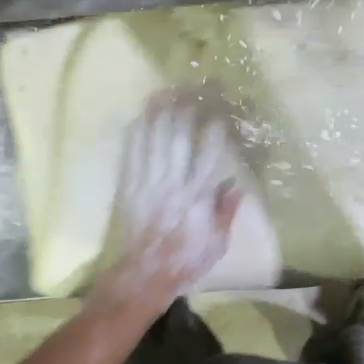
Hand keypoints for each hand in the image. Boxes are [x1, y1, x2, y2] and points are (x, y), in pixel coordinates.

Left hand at [92, 90, 244, 313]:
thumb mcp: (217, 241)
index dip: (214, 127)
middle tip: (189, 90)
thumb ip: (225, 211)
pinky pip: (132, 154)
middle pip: (178, 138)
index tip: (219, 108)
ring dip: (159, 114)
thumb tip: (233, 183)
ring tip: (163, 93)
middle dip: (184, 110)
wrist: (145, 273)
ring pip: (153, 140)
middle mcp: (174, 183)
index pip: (209, 153)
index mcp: (198, 196)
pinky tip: (140, 117)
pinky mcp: (130, 187)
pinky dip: (136, 134)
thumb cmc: (186, 259)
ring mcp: (149, 183)